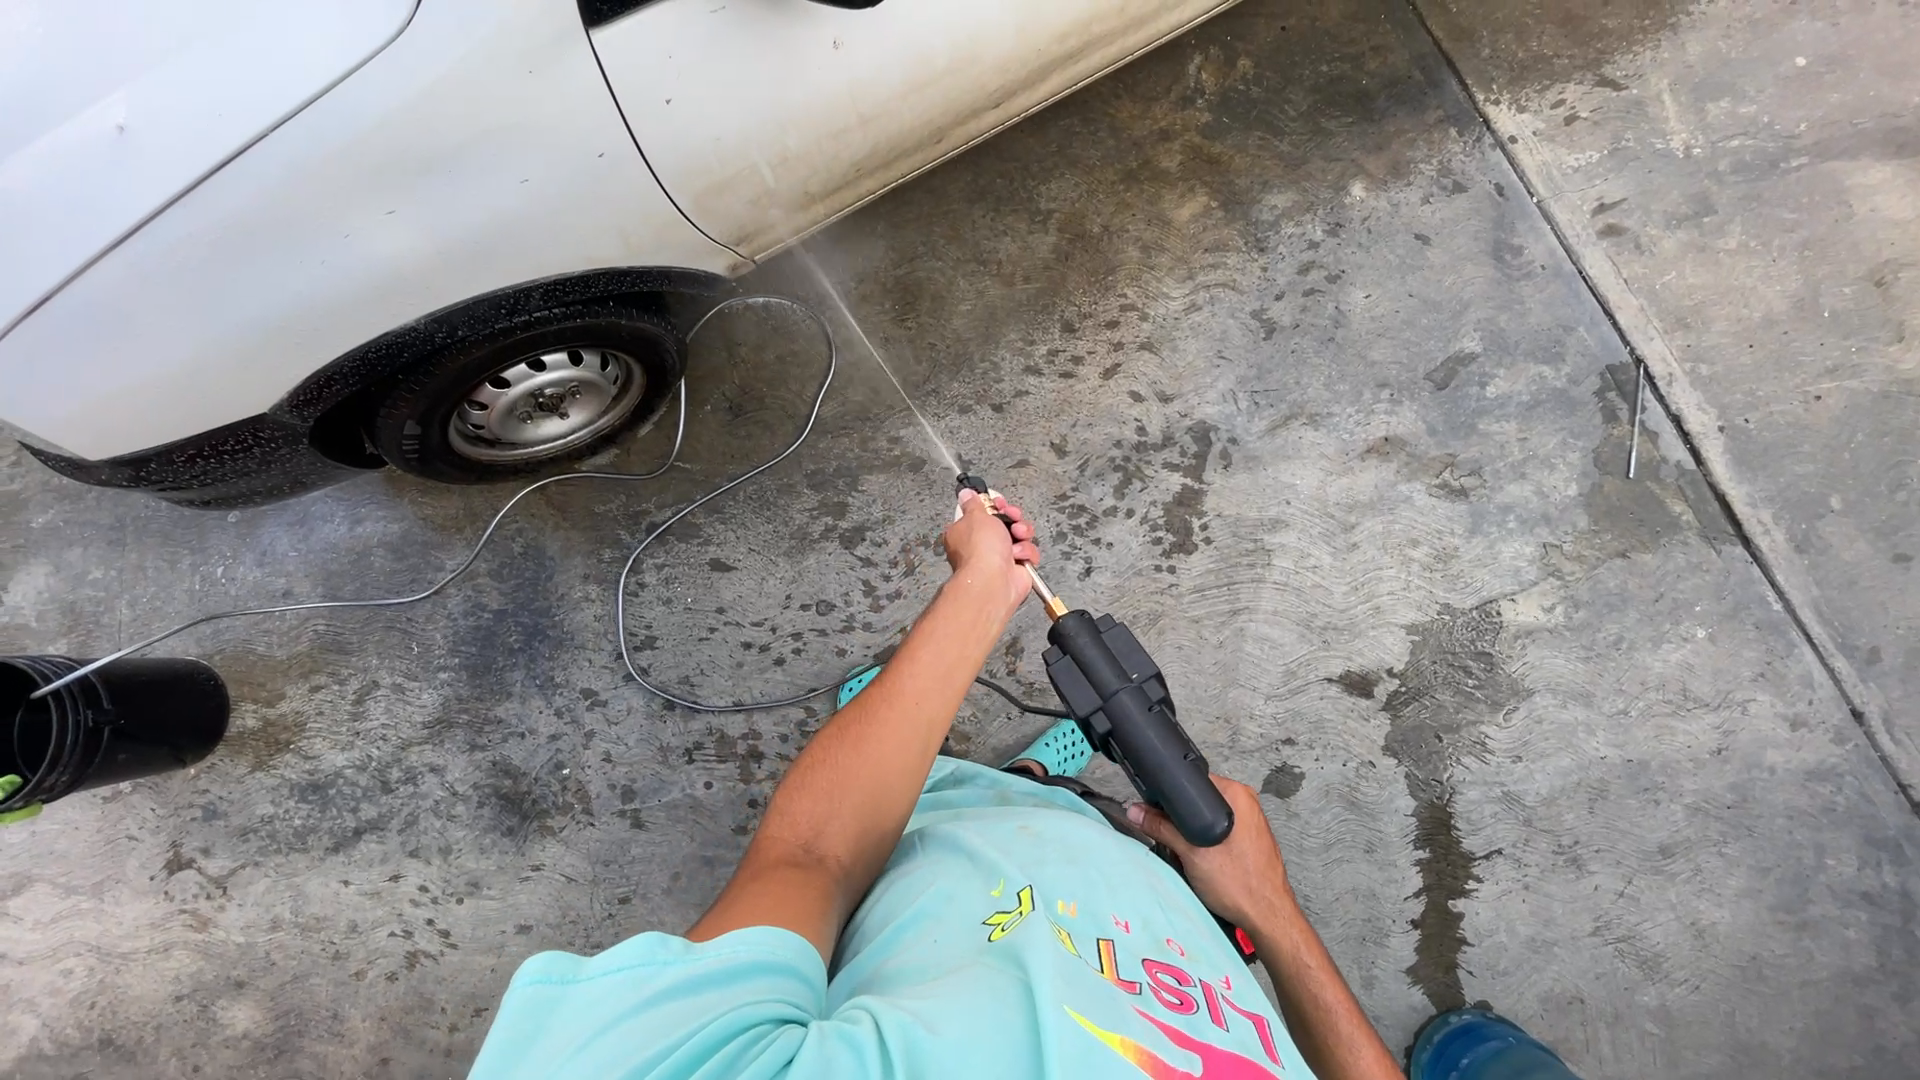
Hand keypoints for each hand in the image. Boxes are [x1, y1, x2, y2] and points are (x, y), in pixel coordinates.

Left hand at [943, 489, 1040, 619]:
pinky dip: (1026, 552)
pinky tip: (1018, 555)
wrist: (994, 579)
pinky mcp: (1016, 568)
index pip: (982, 513)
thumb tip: (966, 494)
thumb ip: (973, 503)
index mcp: (965, 532)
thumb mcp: (975, 515)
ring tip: (1016, 536)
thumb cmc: (980, 550)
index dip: (993, 506)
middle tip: (1011, 517)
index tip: (998, 503)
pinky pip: (1028, 553)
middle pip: (1004, 523)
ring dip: (1022, 533)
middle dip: (1012, 518)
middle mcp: (981, 546)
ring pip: (1020, 536)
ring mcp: (999, 558)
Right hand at [1127, 775, 1292, 926]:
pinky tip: (1205, 861)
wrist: (1268, 920)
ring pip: (1207, 819)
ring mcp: (1250, 823)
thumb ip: (1160, 828)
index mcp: (1237, 795)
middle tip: (1175, 840)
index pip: (1192, 781)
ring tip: (1191, 854)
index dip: (1168, 795)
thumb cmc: (1242, 886)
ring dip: (1192, 834)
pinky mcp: (1249, 840)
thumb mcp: (1191, 853)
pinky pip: (1218, 833)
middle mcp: (1247, 804)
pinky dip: (1206, 843)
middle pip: (1198, 800)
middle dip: (1180, 820)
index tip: (1155, 809)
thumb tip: (1137, 812)